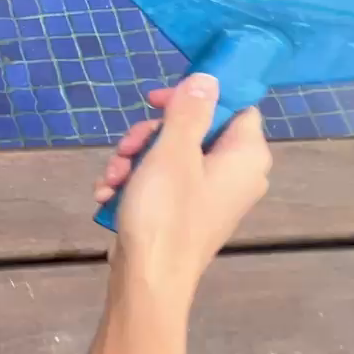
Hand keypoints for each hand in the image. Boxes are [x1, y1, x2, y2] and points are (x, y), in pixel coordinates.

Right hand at [94, 73, 271, 306]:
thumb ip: (188, 114)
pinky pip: (159, 183)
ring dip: (130, 162)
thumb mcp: (171, 155)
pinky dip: (132, 184)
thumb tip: (206, 78)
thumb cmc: (166, 213)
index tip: (152, 102)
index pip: (232, 108)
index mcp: (245, 156)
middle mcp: (235, 173)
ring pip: (167, 158)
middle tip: (124, 151)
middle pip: (191, 132)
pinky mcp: (183, 211)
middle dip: (147, 138)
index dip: (192, 100)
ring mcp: (208, 194)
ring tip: (110, 181)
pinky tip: (108, 196)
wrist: (150, 274)